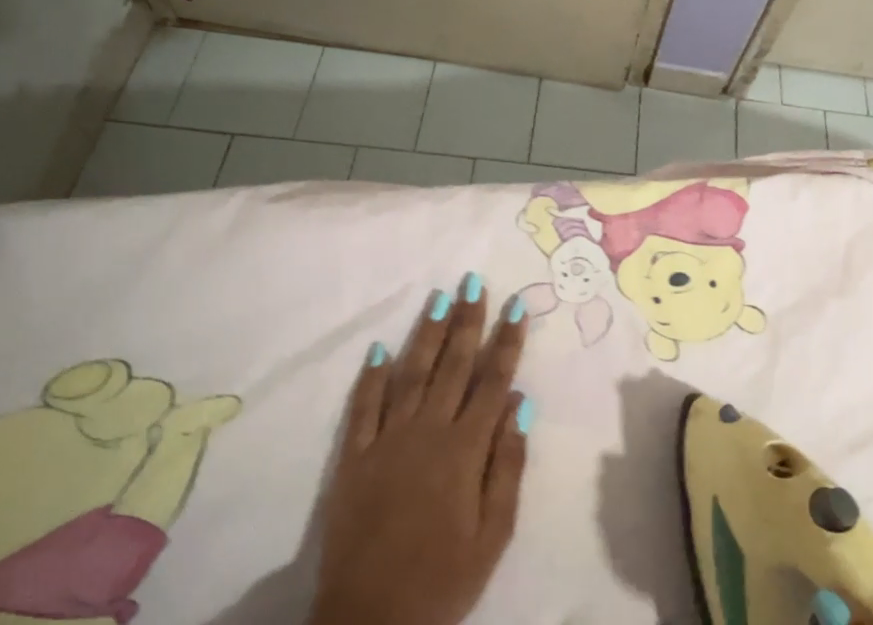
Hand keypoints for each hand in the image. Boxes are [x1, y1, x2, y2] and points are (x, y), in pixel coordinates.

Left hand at [309, 276, 530, 624]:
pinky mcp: (353, 460)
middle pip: (453, 366)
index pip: (492, 381)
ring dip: (426, 335)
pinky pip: (362, 408)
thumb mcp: (495, 531)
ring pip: (410, 375)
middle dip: (467, 322)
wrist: (371, 620)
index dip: (506, 341)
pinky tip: (379, 349)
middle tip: (475, 282)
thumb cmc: (445, 578)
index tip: (516, 305)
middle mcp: (427, 433)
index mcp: (465, 450)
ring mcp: (385, 442)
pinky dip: (371, 377)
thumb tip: (519, 403)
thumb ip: (507, 464)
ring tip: (439, 299)